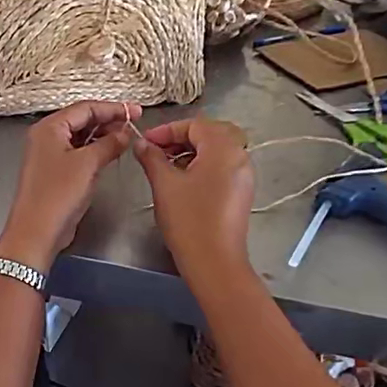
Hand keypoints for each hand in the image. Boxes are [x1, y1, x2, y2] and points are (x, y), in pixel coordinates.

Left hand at [0, 101, 141, 269]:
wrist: (37, 231)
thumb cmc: (57, 195)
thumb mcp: (88, 164)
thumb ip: (109, 144)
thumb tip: (125, 133)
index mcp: (49, 128)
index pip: (85, 108)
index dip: (112, 108)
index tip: (134, 111)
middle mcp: (46, 138)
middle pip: (81, 120)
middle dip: (108, 121)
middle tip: (133, 123)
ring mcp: (49, 156)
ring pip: (80, 137)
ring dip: (103, 136)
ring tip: (126, 138)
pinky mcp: (55, 173)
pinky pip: (78, 153)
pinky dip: (95, 151)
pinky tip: (110, 154)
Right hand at [133, 118, 255, 279]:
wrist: (214, 261)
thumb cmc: (188, 220)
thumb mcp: (164, 184)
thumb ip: (152, 158)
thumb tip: (142, 144)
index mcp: (223, 148)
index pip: (195, 125)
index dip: (167, 130)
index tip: (146, 142)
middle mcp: (240, 156)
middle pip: (211, 133)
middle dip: (182, 138)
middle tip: (158, 150)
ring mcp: (244, 175)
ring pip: (218, 151)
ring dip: (192, 152)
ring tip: (166, 165)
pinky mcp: (242, 192)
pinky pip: (223, 167)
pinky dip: (203, 166)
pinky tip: (183, 181)